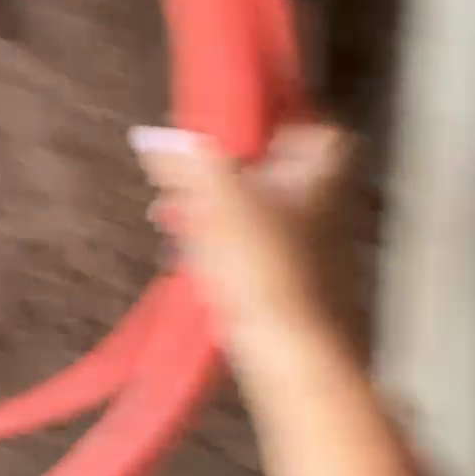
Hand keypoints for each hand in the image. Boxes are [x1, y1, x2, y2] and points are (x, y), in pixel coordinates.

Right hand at [131, 121, 351, 354]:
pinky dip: (219, 249)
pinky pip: (250, 253)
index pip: (314, 130)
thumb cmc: (268, 271)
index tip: (234, 128)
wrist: (290, 350)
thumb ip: (187, 164)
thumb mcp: (219, 203)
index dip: (274, 125)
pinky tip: (186, 257)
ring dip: (213, 212)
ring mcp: (308, 251)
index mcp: (319, 178)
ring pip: (255, 215)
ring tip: (171, 217)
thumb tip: (153, 137)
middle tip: (186, 178)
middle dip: (223, 175)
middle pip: (271, 174)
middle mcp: (321, 210)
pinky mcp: (287, 285)